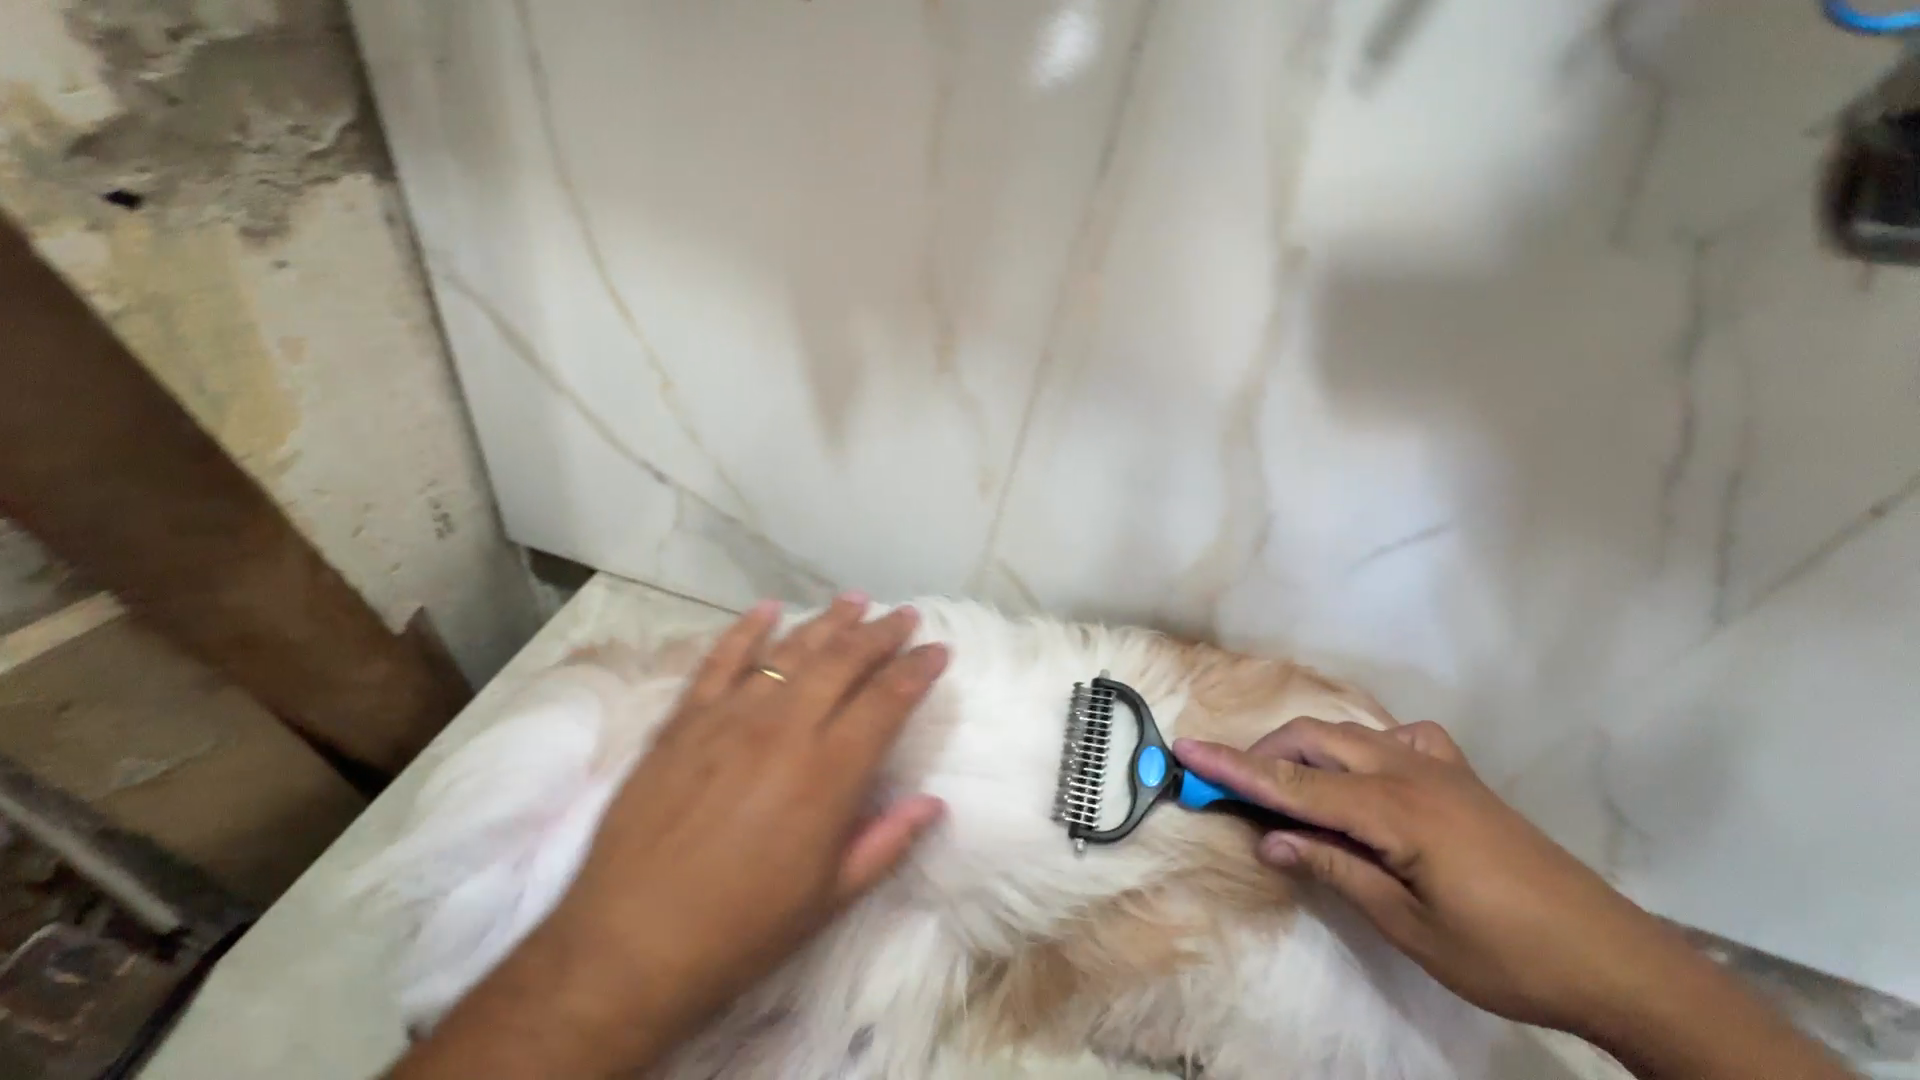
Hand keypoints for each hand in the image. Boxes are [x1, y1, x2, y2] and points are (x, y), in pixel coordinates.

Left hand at [395, 595, 947, 1079]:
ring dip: (827, 621)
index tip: (938, 649)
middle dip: (881, 633)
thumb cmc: (744, 929)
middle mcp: (784, 729)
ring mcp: (728, 717)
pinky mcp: (682, 720)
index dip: (917, 670)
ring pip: (789, 651)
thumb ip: (887, 843)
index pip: (886, 701)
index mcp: (828, 772)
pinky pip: (720, 660)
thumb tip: (933, 804)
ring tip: (855, 600)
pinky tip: (767, 609)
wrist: (631, 943)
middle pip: (843, 661)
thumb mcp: (831, 898)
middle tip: (905, 615)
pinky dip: (747, 629)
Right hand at [1172, 719, 1674, 1034]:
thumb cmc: (1505, 955)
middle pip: (1317, 741)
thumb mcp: (1409, 925)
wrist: (1616, 959)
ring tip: (1289, 790)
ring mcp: (1443, 769)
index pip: (1295, 785)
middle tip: (1233, 788)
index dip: (1235, 769)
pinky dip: (1362, 749)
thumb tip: (1269, 838)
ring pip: (1352, 734)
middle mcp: (1414, 773)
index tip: (1186, 750)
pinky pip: (1398, 740)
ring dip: (1308, 751)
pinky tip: (1366, 778)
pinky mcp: (1463, 778)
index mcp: (1397, 812)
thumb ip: (1336, 868)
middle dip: (1266, 754)